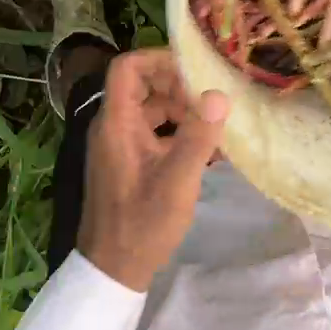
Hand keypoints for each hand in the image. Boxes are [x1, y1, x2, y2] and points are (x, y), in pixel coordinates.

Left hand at [78, 49, 230, 291]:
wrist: (112, 269)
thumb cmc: (143, 224)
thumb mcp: (177, 181)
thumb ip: (198, 137)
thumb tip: (218, 94)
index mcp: (116, 123)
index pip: (128, 67)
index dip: (160, 60)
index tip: (194, 72)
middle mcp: (112, 127)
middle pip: (141, 85)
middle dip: (178, 88)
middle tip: (210, 105)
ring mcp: (117, 145)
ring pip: (148, 109)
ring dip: (180, 111)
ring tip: (212, 130)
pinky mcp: (126, 162)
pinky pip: (150, 132)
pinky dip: (175, 133)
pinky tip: (203, 152)